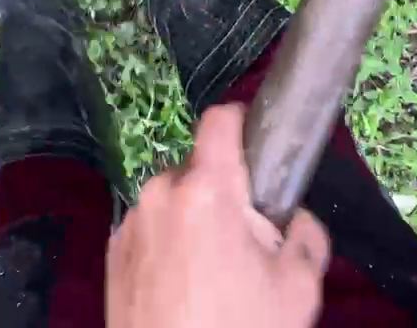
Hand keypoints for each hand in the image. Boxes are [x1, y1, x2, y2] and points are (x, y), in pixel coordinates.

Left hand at [106, 105, 330, 327]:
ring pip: (173, 201)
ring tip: (210, 278)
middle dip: (223, 195)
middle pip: (199, 171)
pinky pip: (149, 229)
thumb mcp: (297, 294)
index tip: (258, 142)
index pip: (220, 121)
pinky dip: (167, 244)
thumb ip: (305, 238)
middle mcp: (160, 192)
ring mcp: (130, 221)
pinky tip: (180, 292)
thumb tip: (294, 218)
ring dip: (192, 220)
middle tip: (244, 244)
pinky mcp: (110, 250)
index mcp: (205, 190)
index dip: (242, 122)